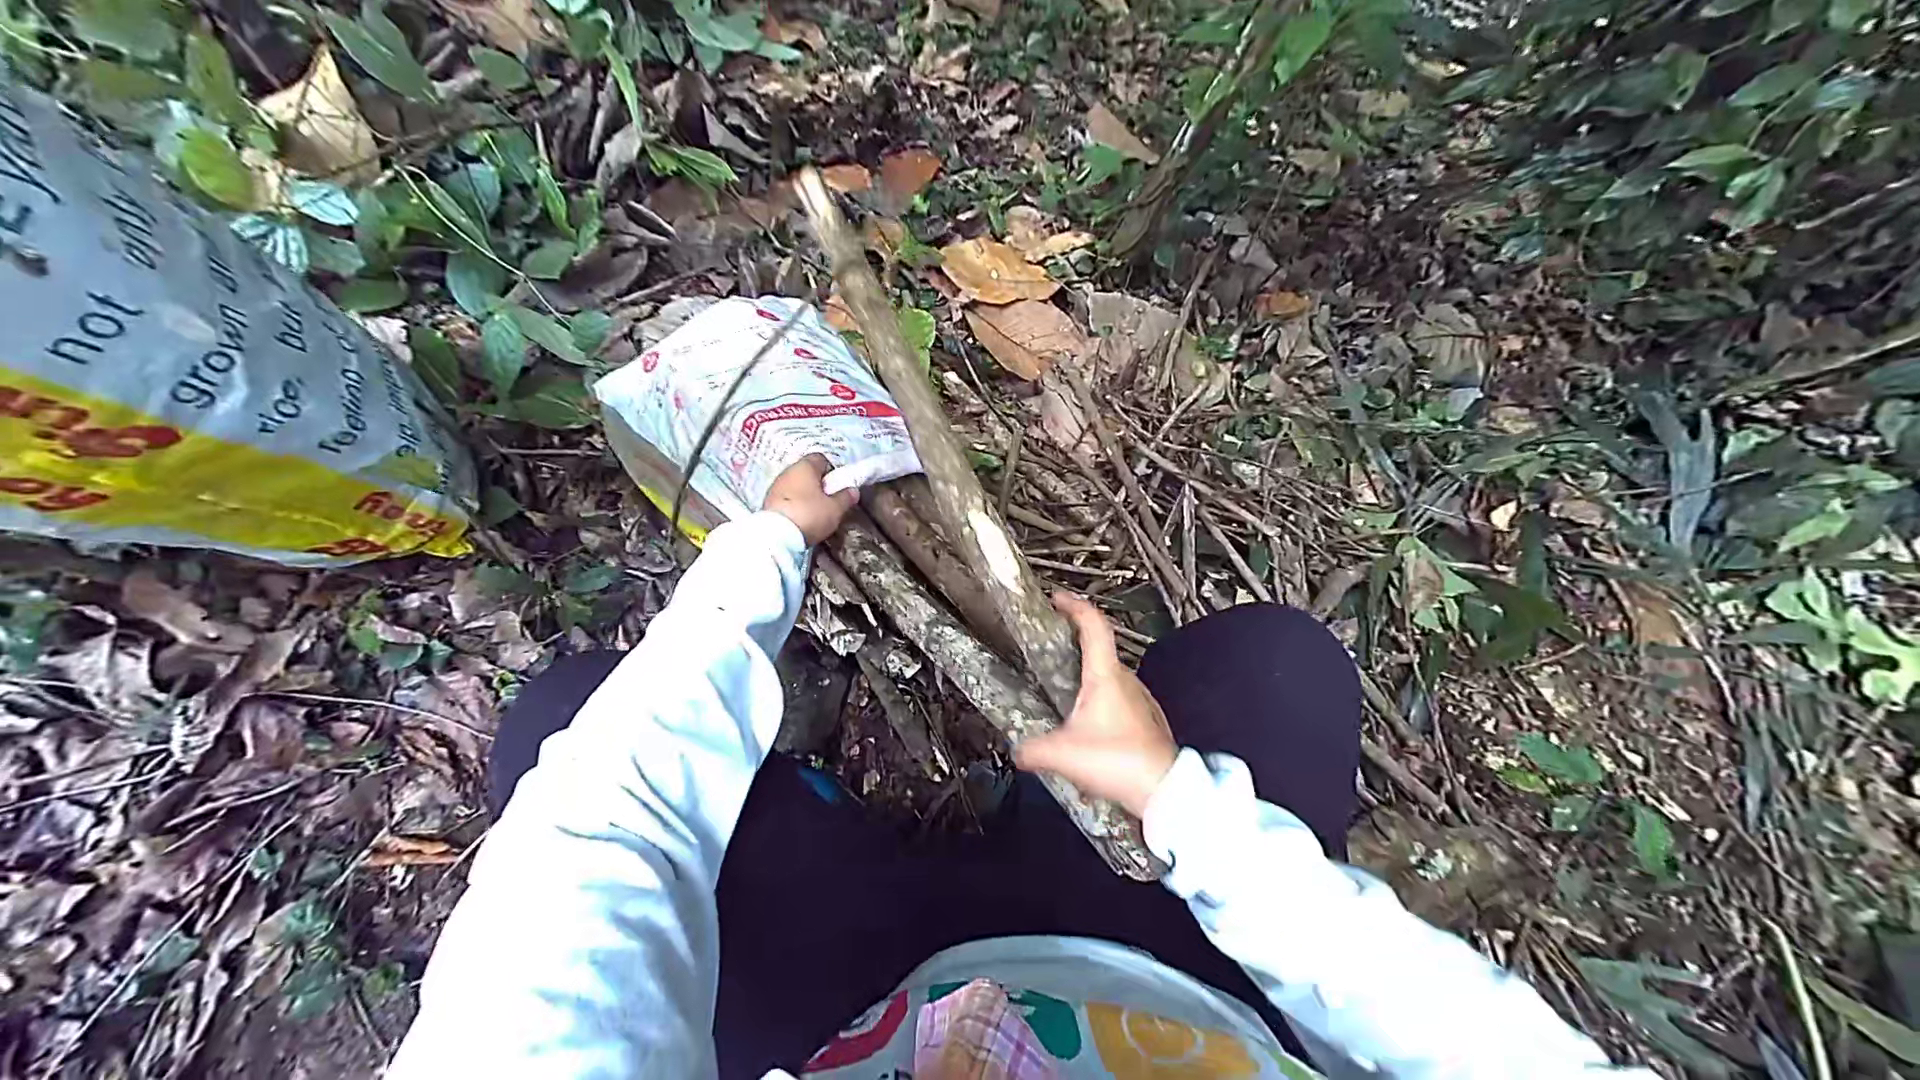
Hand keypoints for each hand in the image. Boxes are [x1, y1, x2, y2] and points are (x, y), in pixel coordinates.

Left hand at [763, 454, 858, 545]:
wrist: (776, 536)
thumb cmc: (810, 515)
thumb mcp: (835, 509)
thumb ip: (846, 497)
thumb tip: (853, 490)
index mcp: (805, 466)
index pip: (821, 458)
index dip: (832, 470)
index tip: (838, 485)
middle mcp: (788, 471)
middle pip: (806, 472)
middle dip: (817, 483)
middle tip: (828, 499)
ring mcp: (775, 486)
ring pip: (795, 485)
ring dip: (804, 494)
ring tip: (814, 511)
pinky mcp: (767, 502)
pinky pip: (785, 498)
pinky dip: (793, 504)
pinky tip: (800, 517)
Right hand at [1013, 592, 1177, 817]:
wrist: (1164, 790)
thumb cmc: (1122, 764)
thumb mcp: (1063, 754)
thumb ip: (1033, 751)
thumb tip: (1019, 751)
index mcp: (1105, 676)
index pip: (1093, 624)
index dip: (1074, 606)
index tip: (1057, 600)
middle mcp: (1126, 680)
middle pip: (1100, 647)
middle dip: (1074, 642)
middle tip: (1052, 644)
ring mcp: (1139, 698)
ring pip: (1109, 675)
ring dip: (1087, 676)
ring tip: (1064, 689)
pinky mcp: (1145, 718)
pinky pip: (1119, 698)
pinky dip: (1100, 701)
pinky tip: (1087, 725)